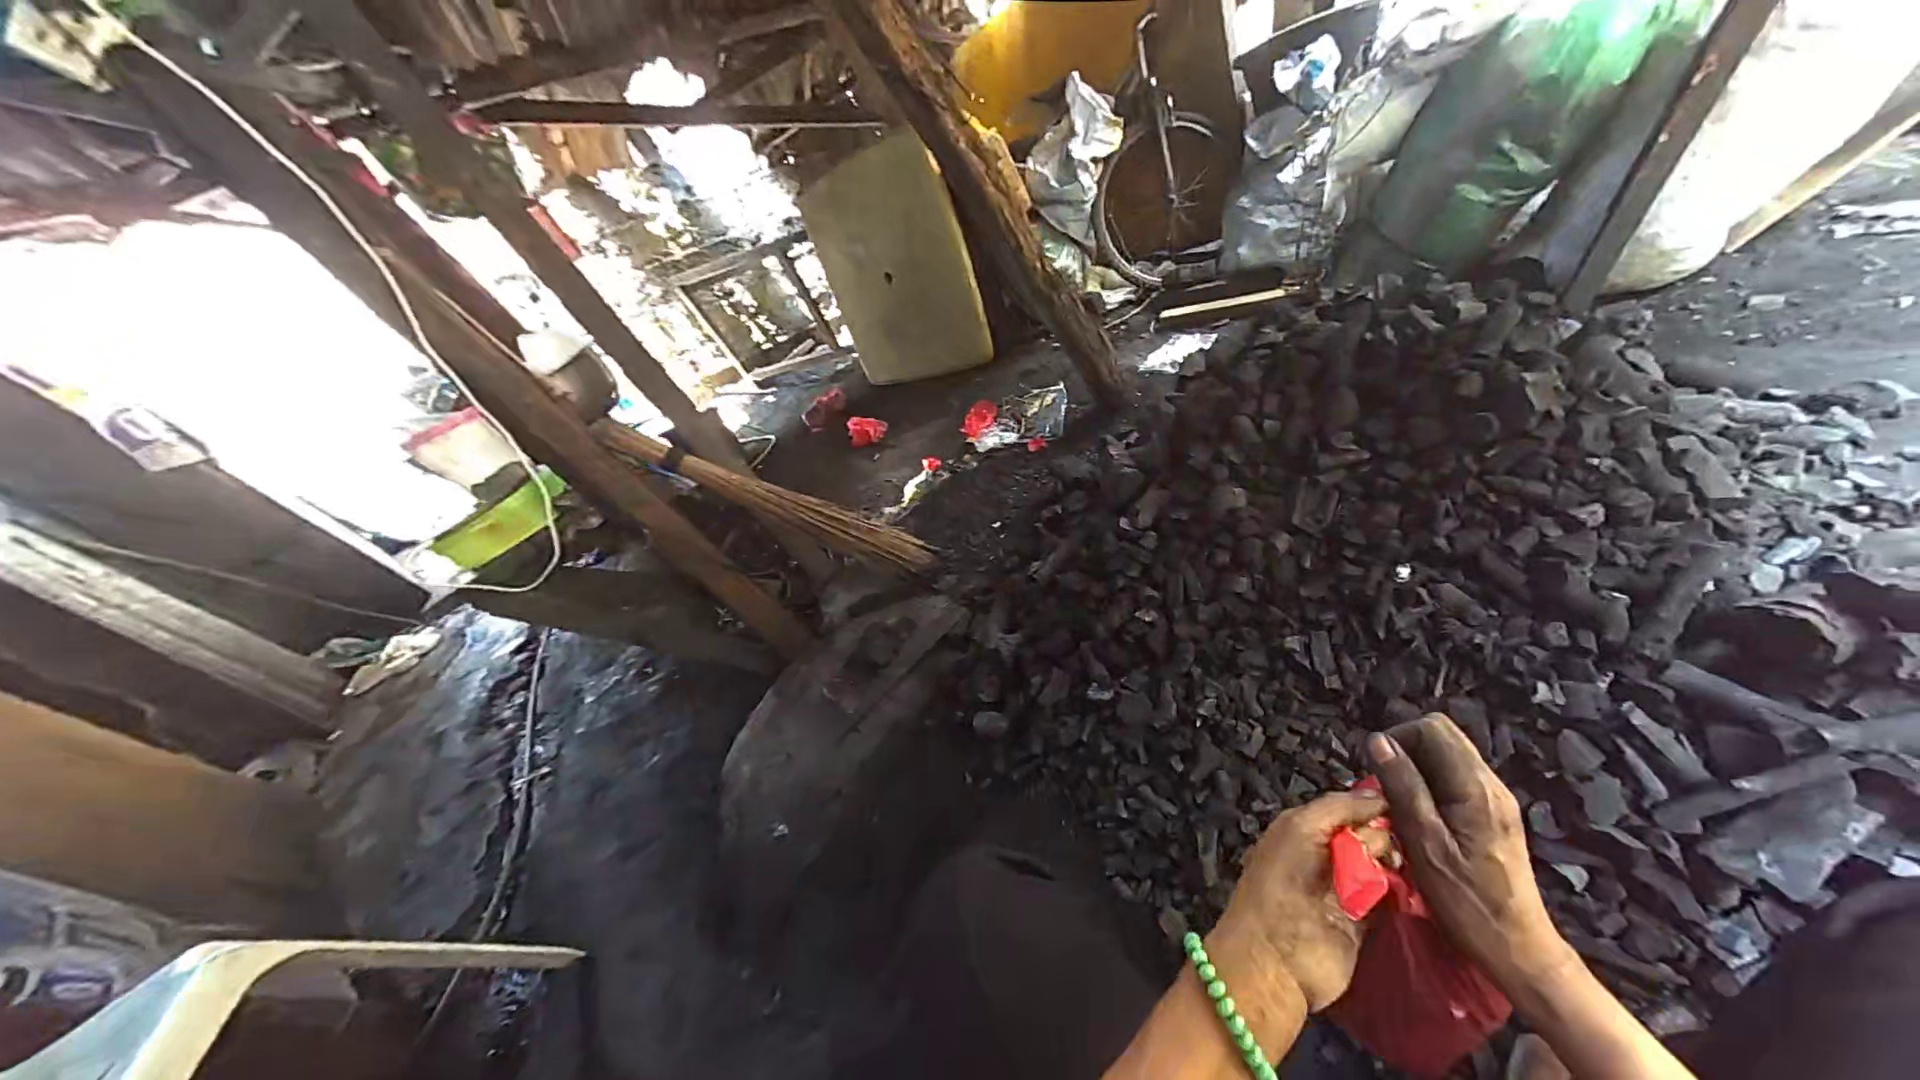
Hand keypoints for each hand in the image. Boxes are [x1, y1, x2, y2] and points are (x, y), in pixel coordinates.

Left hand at [1210, 789, 1390, 1011]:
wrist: (1276, 955)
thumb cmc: (1281, 882)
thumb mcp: (1299, 829)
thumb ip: (1337, 810)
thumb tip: (1379, 800)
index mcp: (1304, 825)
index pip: (1347, 806)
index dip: (1373, 804)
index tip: (1406, 804)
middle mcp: (1327, 850)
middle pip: (1371, 832)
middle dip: (1387, 833)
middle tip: (1396, 844)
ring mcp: (1348, 885)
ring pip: (1385, 861)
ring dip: (1398, 860)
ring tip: (1403, 864)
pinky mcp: (1367, 917)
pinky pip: (1393, 895)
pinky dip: (1404, 888)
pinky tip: (1416, 884)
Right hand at [1366, 714, 1571, 987]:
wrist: (1517, 950)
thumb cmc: (1466, 901)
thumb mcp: (1424, 843)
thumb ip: (1403, 787)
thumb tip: (1378, 742)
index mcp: (1476, 789)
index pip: (1432, 728)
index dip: (1396, 739)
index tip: (1375, 771)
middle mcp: (1490, 786)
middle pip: (1440, 736)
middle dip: (1403, 751)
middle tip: (1382, 786)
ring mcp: (1494, 801)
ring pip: (1445, 757)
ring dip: (1413, 770)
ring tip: (1395, 803)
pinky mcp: (1490, 816)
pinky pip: (1451, 779)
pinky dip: (1426, 786)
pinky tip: (1415, 817)